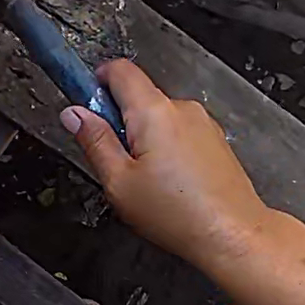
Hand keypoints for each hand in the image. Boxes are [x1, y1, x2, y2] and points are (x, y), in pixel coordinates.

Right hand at [61, 59, 271, 264]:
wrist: (231, 234)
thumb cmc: (177, 214)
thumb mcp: (119, 182)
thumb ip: (94, 142)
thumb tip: (73, 114)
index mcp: (154, 112)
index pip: (120, 71)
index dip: (97, 81)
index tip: (85, 103)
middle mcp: (182, 108)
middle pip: (138, 97)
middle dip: (119, 122)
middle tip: (113, 162)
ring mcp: (202, 123)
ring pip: (159, 118)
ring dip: (143, 139)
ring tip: (144, 180)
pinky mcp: (213, 140)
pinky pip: (179, 133)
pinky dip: (166, 149)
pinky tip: (167, 183)